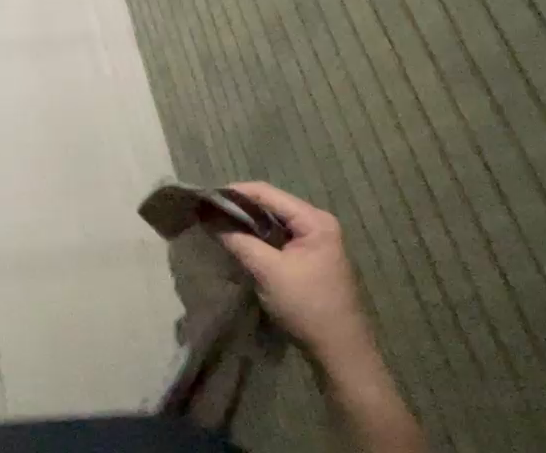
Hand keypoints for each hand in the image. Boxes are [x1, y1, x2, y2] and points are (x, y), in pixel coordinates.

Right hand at [217, 183, 425, 452]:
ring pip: (273, 221)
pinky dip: (258, 237)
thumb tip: (208, 218)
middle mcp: (318, 223)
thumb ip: (237, 240)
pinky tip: (240, 243)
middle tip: (208, 213)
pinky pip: (279, 237)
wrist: (341, 353)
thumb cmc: (307, 307)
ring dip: (247, 223)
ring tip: (218, 225)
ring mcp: (317, 241)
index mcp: (314, 220)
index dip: (233, 192)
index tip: (204, 198)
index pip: (266, 192)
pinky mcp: (312, 258)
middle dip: (239, 207)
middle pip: (270, 204)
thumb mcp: (267, 271)